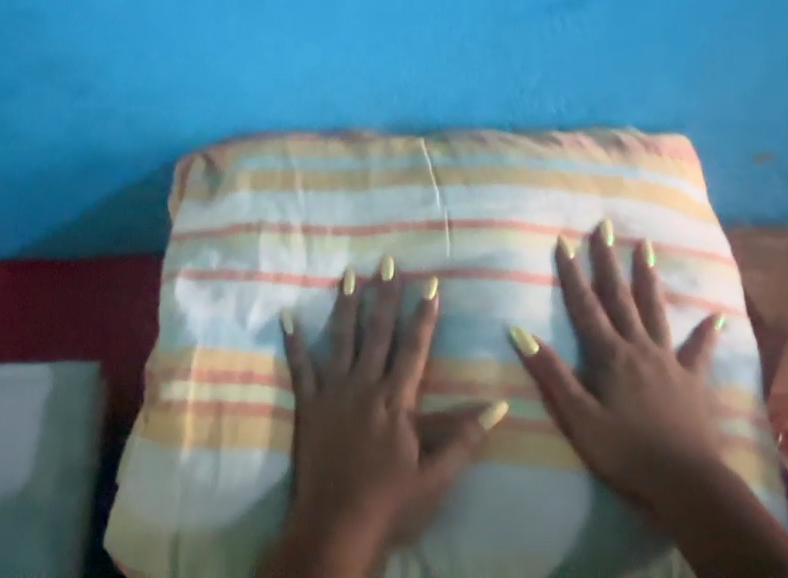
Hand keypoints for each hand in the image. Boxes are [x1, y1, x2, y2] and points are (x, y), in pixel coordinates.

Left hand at [260, 261, 507, 576]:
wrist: (336, 527)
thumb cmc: (391, 504)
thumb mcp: (437, 477)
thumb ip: (464, 437)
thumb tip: (500, 405)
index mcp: (397, 401)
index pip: (414, 349)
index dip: (423, 316)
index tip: (430, 284)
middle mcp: (364, 386)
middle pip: (377, 334)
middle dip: (385, 296)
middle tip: (387, 262)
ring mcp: (332, 393)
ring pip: (340, 339)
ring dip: (346, 305)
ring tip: (349, 273)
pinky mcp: (308, 405)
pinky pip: (299, 366)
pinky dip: (293, 341)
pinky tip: (287, 315)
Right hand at [508, 227, 727, 510]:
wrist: (687, 483)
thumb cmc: (625, 452)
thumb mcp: (578, 417)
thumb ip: (551, 373)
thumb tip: (519, 331)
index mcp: (610, 356)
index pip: (585, 307)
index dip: (572, 274)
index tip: (564, 241)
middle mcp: (639, 348)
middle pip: (620, 298)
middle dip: (608, 261)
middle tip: (605, 227)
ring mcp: (669, 362)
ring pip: (656, 311)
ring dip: (649, 278)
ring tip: (647, 247)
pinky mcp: (694, 381)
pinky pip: (700, 351)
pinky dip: (707, 333)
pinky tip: (717, 316)